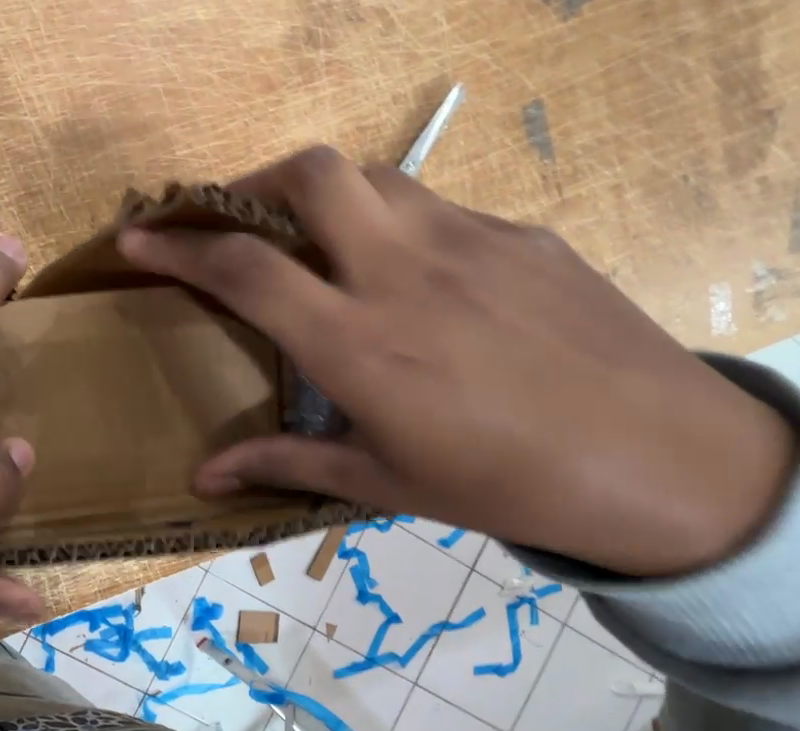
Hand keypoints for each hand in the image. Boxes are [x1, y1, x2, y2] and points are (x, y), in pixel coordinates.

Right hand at [118, 146, 795, 578]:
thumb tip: (202, 479)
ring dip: (323, 198)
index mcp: (356, 344)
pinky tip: (403, 279)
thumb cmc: (498, 485)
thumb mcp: (377, 482)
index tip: (137, 236)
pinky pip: (435, 210)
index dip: (180, 245)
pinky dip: (390, 226)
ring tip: (309, 244)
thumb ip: (282, 464)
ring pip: (376, 180)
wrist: (662, 461)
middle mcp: (405, 273)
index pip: (246, 270)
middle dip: (252, 184)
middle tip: (229, 221)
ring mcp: (472, 242)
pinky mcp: (523, 237)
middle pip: (313, 175)